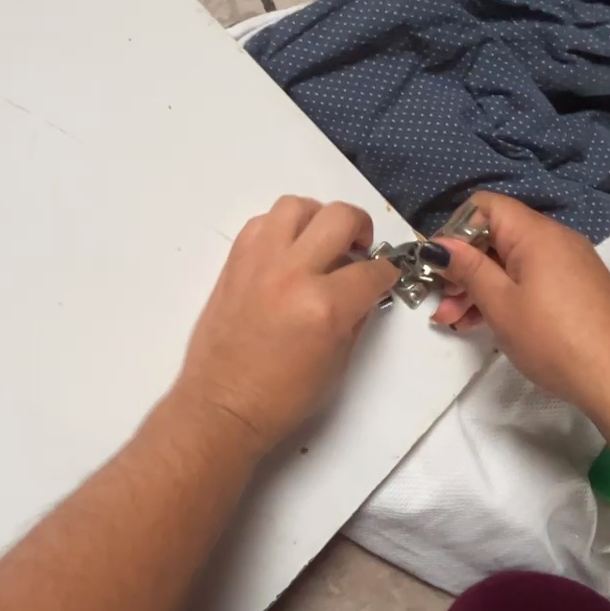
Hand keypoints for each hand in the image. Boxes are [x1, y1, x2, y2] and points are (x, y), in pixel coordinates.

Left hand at [172, 196, 400, 455]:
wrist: (222, 404)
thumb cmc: (284, 396)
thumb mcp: (339, 361)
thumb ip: (357, 314)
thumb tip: (368, 286)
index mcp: (324, 307)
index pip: (372, 271)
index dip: (386, 273)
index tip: (385, 276)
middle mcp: (292, 273)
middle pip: (340, 218)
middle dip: (360, 229)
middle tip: (358, 249)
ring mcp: (259, 262)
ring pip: (296, 205)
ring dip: (317, 218)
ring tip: (319, 241)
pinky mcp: (234, 260)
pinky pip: (262, 222)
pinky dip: (281, 228)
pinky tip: (287, 251)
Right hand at [428, 193, 609, 411]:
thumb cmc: (552, 337)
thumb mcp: (500, 303)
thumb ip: (467, 268)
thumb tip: (437, 244)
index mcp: (535, 233)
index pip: (485, 206)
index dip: (455, 228)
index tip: (439, 263)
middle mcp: (554, 239)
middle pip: (495, 236)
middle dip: (462, 265)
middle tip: (441, 300)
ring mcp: (567, 264)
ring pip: (509, 262)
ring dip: (478, 285)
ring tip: (453, 320)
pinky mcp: (574, 288)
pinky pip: (528, 278)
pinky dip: (503, 294)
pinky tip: (482, 322)